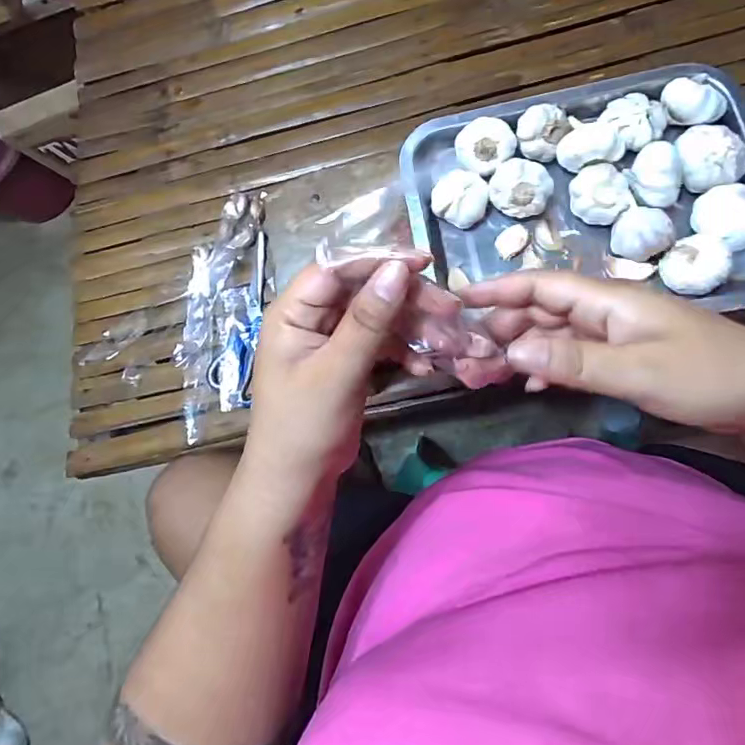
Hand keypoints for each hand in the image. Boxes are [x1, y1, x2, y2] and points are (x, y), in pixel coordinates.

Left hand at [244, 256, 445, 480]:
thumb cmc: (303, 426)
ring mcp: (333, 340)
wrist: (296, 485)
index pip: (337, 268)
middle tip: (450, 312)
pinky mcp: (350, 362)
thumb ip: (367, 321)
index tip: (424, 263)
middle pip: (366, 291)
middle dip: (408, 300)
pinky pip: (384, 343)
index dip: (379, 260)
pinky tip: (428, 366)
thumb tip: (397, 269)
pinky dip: (407, 352)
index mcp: (294, 311)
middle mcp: (312, 317)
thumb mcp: (337, 371)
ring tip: (451, 344)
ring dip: (416, 328)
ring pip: (381, 317)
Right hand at [457, 270, 744, 435]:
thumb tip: (509, 347)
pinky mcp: (626, 358)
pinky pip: (573, 355)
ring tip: (488, 374)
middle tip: (470, 358)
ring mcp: (617, 335)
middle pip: (541, 310)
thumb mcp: (636, 371)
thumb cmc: (708, 377)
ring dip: (521, 349)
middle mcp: (607, 310)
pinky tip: (531, 384)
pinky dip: (548, 366)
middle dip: (502, 328)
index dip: (497, 288)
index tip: (458, 300)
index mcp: (609, 299)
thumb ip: (571, 359)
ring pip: (554, 333)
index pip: (541, 284)